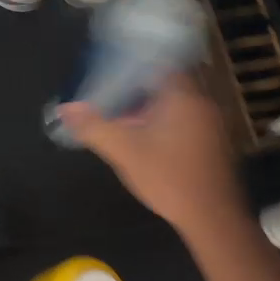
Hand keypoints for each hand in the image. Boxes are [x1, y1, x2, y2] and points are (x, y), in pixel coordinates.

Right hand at [58, 75, 247, 239]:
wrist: (213, 219)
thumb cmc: (169, 177)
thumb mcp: (124, 151)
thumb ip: (94, 126)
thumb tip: (65, 109)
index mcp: (182, 95)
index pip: (159, 61)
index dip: (133, 63)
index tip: (111, 68)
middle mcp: (201, 102)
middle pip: (166, 82)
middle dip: (138, 87)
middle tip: (112, 92)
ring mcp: (211, 123)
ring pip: (175, 102)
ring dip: (151, 106)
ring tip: (123, 115)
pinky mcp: (212, 143)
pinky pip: (184, 119)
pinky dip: (164, 121)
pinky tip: (145, 138)